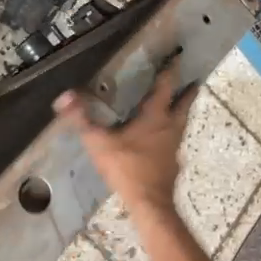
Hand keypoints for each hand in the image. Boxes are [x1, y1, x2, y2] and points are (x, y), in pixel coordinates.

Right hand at [54, 66, 197, 217]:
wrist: (150, 203)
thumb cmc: (127, 168)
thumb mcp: (99, 142)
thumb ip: (82, 119)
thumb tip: (64, 96)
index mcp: (155, 116)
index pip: (165, 87)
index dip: (171, 70)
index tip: (178, 56)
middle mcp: (170, 127)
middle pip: (184, 104)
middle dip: (189, 91)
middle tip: (195, 81)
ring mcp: (174, 146)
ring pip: (183, 123)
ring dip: (184, 111)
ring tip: (183, 105)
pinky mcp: (173, 163)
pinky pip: (176, 141)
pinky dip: (174, 133)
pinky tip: (167, 140)